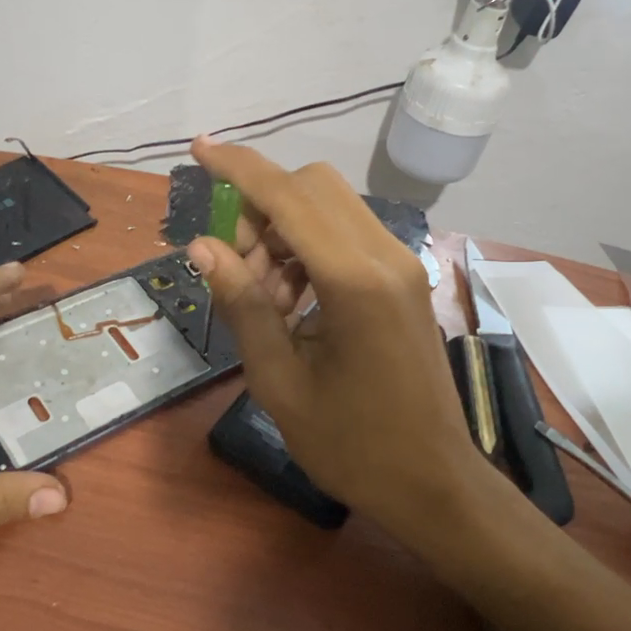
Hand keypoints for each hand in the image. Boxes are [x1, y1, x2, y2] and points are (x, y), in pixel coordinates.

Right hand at [185, 137, 487, 535]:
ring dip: (283, 232)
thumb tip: (203, 245)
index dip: (238, 168)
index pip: (287, 196)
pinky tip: (292, 303)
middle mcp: (384, 256)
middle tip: (235, 269)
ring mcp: (401, 265)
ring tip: (262, 298)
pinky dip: (310, 249)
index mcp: (353, 280)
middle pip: (313, 186)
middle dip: (260, 208)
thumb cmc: (350, 444)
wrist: (432, 482)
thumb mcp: (279, 380)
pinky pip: (348, 236)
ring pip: (331, 208)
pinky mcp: (404, 280)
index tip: (198, 148)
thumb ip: (243, 303)